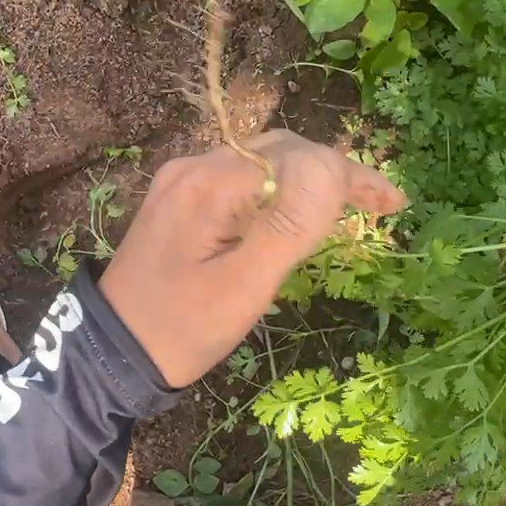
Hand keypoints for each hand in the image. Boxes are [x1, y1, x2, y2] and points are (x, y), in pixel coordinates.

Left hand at [99, 130, 405, 386]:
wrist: (111, 353)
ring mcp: (182, 181)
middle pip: (281, 152)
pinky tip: (299, 215)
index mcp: (209, 184)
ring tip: (353, 207)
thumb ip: (288, 226)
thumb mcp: (241, 288)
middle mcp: (193, 167)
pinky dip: (277, 193)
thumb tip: (333, 170)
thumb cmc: (180, 330)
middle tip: (382, 204)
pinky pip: (240, 182)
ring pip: (262, 164)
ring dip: (309, 181)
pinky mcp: (180, 200)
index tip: (393, 204)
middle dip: (334, 174)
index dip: (349, 177)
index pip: (298, 159)